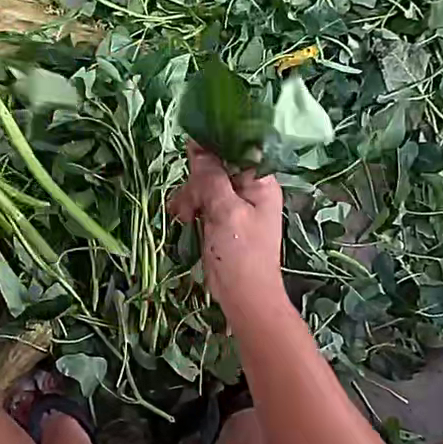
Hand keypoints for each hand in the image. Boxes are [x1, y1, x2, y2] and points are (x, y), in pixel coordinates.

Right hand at [170, 141, 285, 313]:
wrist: (243, 297)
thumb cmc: (241, 255)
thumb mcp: (225, 212)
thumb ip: (211, 178)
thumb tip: (196, 147)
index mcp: (260, 182)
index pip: (236, 149)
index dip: (212, 146)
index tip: (188, 150)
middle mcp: (250, 188)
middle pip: (216, 166)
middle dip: (196, 182)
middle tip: (186, 205)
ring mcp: (235, 204)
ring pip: (204, 184)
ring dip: (189, 196)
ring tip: (182, 217)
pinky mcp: (222, 218)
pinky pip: (202, 201)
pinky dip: (190, 207)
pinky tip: (182, 219)